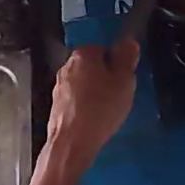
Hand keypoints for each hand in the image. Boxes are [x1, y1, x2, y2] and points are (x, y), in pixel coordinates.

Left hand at [45, 36, 139, 170]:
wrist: (71, 143)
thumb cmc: (101, 108)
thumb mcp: (124, 81)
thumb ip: (127, 58)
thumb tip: (129, 41)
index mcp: (83, 54)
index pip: (104, 49)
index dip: (117, 65)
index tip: (123, 82)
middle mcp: (67, 65)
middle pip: (92, 66)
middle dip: (104, 78)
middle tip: (117, 96)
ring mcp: (58, 86)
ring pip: (83, 83)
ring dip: (94, 93)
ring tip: (106, 111)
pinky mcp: (55, 105)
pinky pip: (75, 100)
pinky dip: (84, 106)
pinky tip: (92, 121)